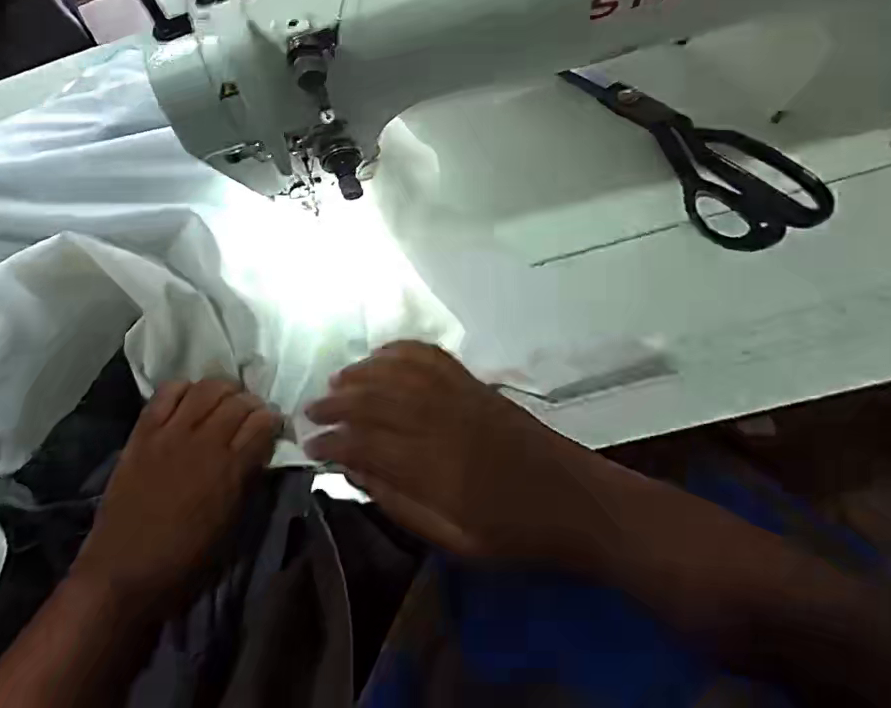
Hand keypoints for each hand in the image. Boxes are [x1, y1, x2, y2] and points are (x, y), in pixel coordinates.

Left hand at [71, 380, 278, 615]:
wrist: (123, 572)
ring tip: (224, 399)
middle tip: (251, 412)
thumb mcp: (230, 527)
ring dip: (222, 389)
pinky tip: (189, 397)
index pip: (262, 424)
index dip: (272, 420)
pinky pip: (166, 393)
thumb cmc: (183, 563)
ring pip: (206, 389)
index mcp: (230, 469)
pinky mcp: (143, 431)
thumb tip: (256, 454)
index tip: (273, 424)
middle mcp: (204, 441)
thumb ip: (245, 482)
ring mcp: (171, 432)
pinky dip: (183, 388)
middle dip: (251, 403)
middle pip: (237, 402)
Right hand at [305, 341, 632, 566]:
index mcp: (436, 468)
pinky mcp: (474, 383)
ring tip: (336, 383)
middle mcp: (441, 422)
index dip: (333, 441)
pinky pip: (428, 355)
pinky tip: (379, 357)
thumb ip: (399, 503)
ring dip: (360, 373)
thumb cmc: (515, 534)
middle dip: (335, 404)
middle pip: (374, 400)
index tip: (311, 446)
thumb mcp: (455, 541)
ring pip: (396, 372)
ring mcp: (459, 395)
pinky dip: (398, 350)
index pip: (367, 443)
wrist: (579, 503)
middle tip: (310, 411)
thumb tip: (352, 471)